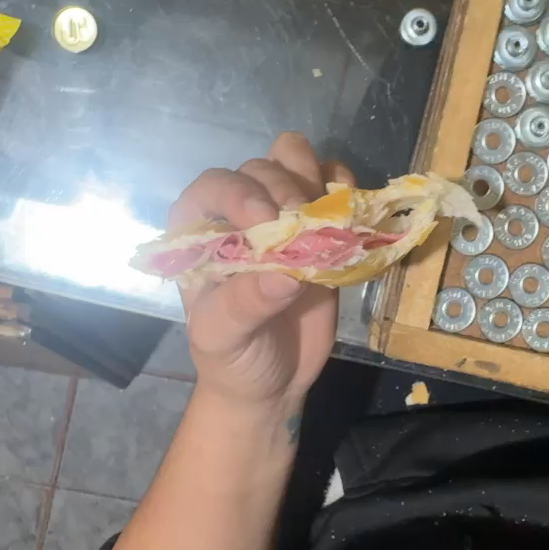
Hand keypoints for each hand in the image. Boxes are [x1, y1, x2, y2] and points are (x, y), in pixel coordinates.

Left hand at [166, 132, 352, 416]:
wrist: (271, 384)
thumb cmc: (232, 358)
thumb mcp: (223, 337)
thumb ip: (246, 303)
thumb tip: (287, 272)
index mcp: (200, 231)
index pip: (213, 186)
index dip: (238, 191)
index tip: (263, 217)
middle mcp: (240, 214)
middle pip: (261, 169)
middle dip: (284, 189)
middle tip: (301, 225)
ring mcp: (284, 218)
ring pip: (296, 164)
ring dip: (314, 181)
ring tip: (327, 217)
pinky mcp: (321, 230)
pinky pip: (332, 187)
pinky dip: (344, 191)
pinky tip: (348, 217)